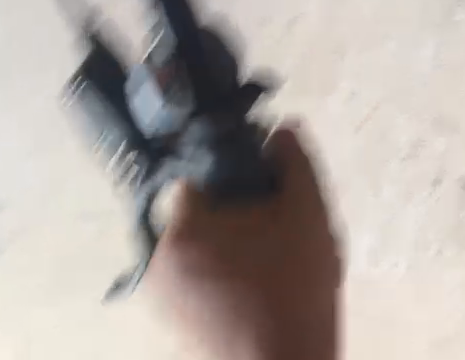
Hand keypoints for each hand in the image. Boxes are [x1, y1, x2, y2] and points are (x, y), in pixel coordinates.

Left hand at [149, 125, 341, 359]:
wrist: (281, 356)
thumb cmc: (293, 278)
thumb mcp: (308, 210)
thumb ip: (294, 164)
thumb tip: (282, 127)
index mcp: (183, 229)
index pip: (195, 178)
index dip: (231, 169)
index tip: (266, 175)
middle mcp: (157, 260)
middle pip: (198, 211)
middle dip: (237, 206)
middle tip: (281, 215)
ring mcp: (160, 295)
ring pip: (199, 243)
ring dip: (233, 236)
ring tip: (277, 248)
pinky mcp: (171, 318)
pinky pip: (196, 272)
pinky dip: (224, 265)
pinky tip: (262, 275)